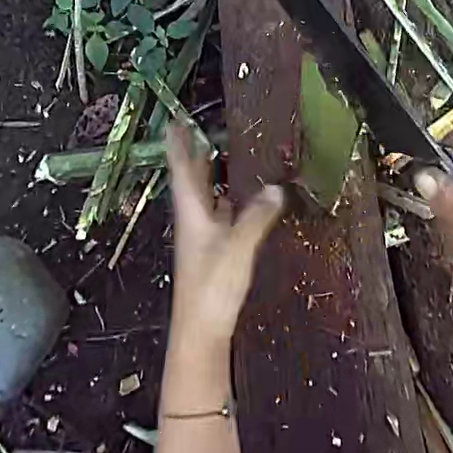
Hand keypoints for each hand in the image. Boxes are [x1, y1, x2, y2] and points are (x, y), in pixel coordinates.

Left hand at [165, 122, 284, 346]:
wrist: (200, 332)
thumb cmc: (212, 287)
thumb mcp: (238, 248)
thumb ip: (257, 217)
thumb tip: (276, 187)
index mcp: (192, 213)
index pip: (183, 170)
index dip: (178, 145)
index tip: (175, 121)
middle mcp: (193, 219)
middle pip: (191, 180)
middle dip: (193, 154)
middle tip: (195, 129)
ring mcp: (202, 235)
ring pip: (203, 195)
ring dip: (207, 174)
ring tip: (215, 153)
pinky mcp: (212, 250)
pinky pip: (217, 212)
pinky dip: (223, 196)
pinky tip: (235, 196)